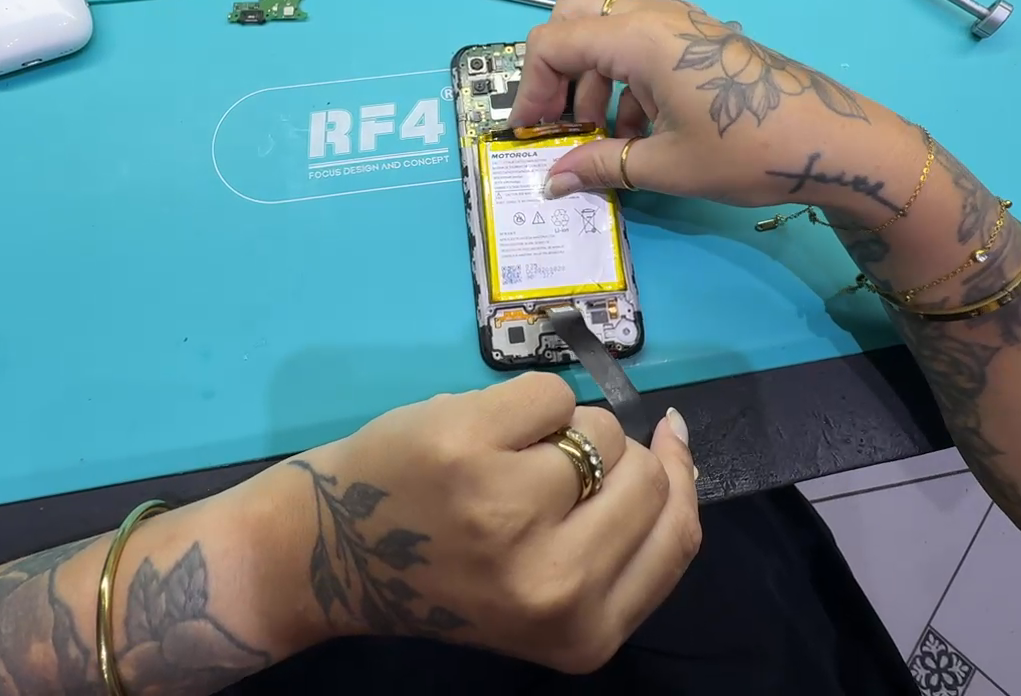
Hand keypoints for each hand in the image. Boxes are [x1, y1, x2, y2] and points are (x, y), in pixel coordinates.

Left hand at [261, 374, 699, 673]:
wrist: (338, 551)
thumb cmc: (449, 569)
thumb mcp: (548, 592)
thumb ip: (616, 541)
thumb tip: (677, 447)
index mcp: (584, 630)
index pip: (677, 536)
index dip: (681, 479)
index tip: (671, 442)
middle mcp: (555, 579)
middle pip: (644, 472)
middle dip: (611, 454)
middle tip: (554, 465)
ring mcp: (510, 507)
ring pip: (598, 426)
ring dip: (562, 429)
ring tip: (504, 460)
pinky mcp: (470, 445)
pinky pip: (551, 391)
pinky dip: (525, 401)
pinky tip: (481, 432)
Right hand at [508, 0, 915, 212]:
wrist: (835, 143)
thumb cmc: (745, 151)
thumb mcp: (663, 165)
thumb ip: (598, 165)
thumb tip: (551, 183)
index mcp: (637, 38)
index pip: (552, 42)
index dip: (530, 88)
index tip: (532, 133)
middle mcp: (654, 17)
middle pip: (574, 20)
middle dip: (555, 72)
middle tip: (559, 122)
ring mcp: (681, 23)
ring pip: (607, 33)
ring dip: (591, 81)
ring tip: (602, 137)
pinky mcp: (700, 39)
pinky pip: (641, 46)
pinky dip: (624, 82)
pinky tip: (641, 132)